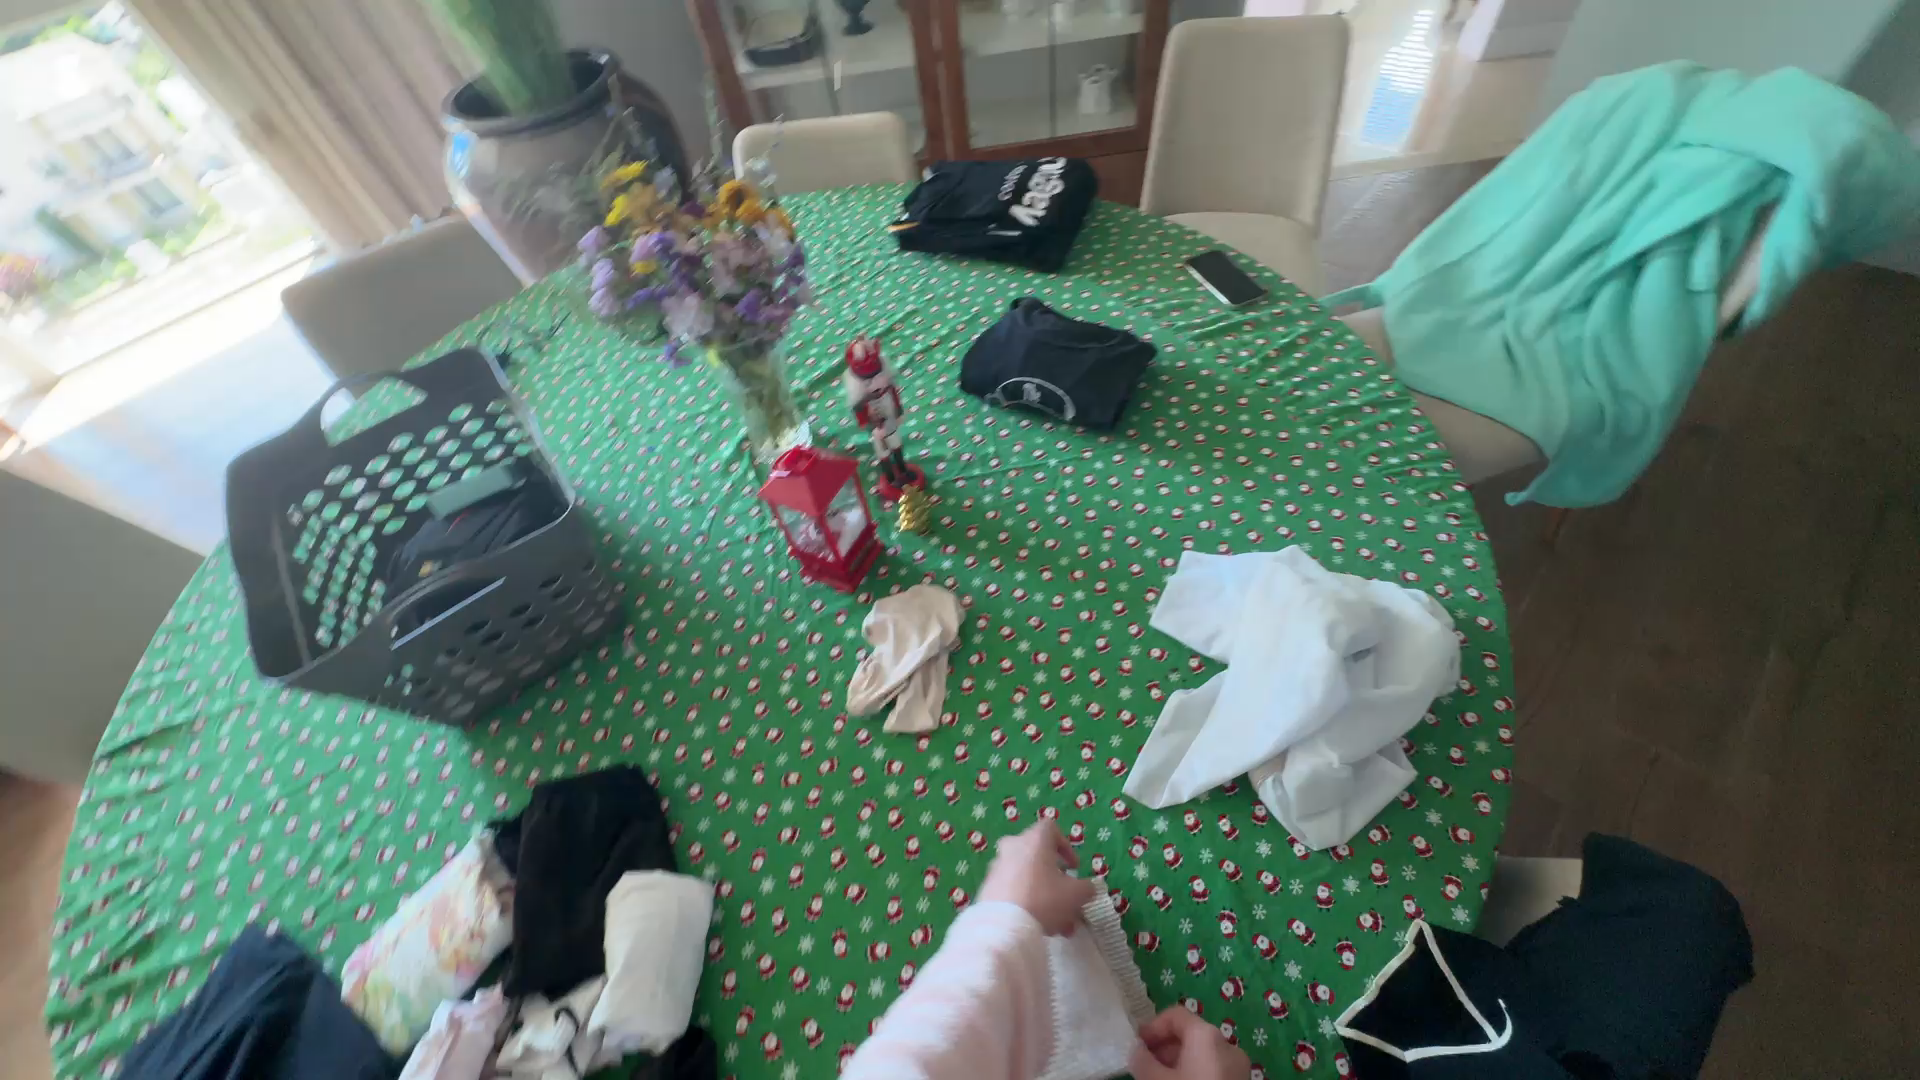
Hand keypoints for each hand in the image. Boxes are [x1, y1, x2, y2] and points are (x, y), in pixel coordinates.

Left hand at [977, 820, 1096, 935]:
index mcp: (1034, 840)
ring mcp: (998, 866)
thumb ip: (1087, 888)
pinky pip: (1013, 890)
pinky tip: (1039, 927)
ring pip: (1028, 878)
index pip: (1051, 829)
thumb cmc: (1044, 899)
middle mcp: (1013, 846)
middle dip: (1056, 880)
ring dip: (1045, 898)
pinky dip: (1027, 903)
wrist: (1003, 925)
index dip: (1065, 846)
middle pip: (1039, 857)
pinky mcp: (988, 887)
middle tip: (1067, 901)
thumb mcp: (1076, 895)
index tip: (1074, 868)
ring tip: (1058, 926)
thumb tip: (1088, 887)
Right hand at [1129, 1007, 1252, 1079]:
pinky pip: (1213, 1071)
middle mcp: (1226, 1045)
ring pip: (1201, 1055)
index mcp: (1206, 1035)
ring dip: (1177, 1063)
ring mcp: (1238, 1069)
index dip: (1152, 1027)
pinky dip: (1195, 1075)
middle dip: (1164, 1048)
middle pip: (1189, 1035)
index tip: (1137, 1046)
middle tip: (1145, 1066)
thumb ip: (1142, 1061)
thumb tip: (1136, 1050)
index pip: (1175, 1015)